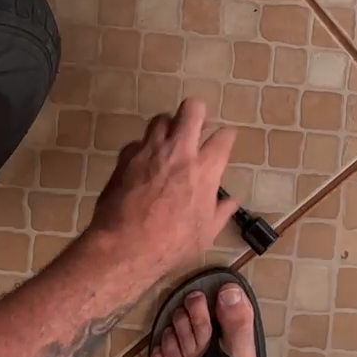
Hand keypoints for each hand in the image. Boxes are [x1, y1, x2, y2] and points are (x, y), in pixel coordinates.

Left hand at [88, 99, 238, 277]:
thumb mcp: (206, 232)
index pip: (223, 137)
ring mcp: (150, 151)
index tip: (225, 139)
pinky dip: (144, 149)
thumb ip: (221, 212)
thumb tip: (230, 202)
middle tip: (197, 127)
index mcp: (205, 169)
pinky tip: (145, 163)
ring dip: (169, 127)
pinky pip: (138, 142)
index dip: (227, 135)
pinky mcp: (126, 157)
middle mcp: (179, 151)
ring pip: (162, 118)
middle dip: (198, 112)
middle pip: (192, 109)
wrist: (125, 246)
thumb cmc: (172, 243)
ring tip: (170, 141)